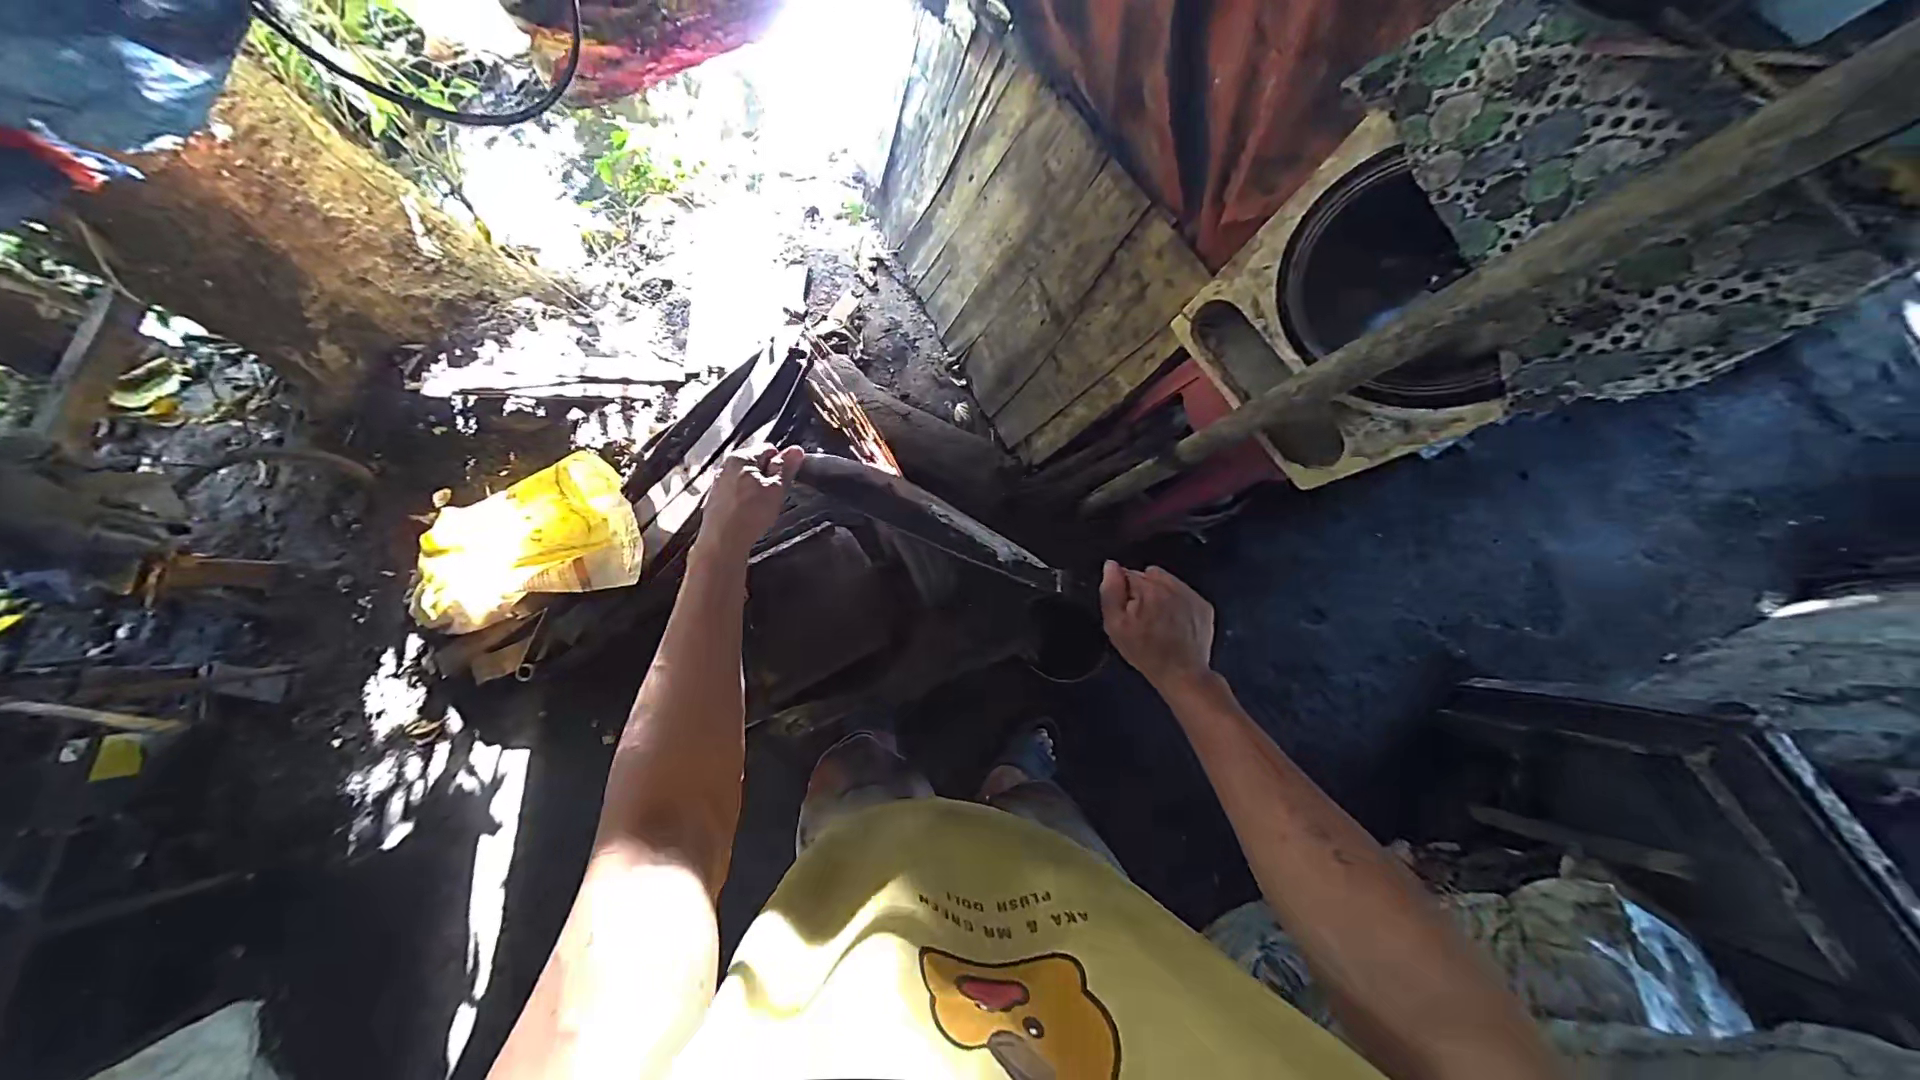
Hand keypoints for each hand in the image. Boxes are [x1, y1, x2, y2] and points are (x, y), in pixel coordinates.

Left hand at [695, 444, 803, 561]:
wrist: (723, 542)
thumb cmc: (748, 515)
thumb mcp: (776, 488)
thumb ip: (786, 467)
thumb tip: (795, 451)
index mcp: (741, 457)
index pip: (769, 449)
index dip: (782, 463)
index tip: (787, 477)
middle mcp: (726, 466)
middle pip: (756, 464)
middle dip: (769, 477)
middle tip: (776, 495)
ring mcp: (719, 483)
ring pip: (746, 480)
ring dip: (757, 490)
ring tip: (763, 508)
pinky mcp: (716, 500)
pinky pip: (737, 494)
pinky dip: (745, 502)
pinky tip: (750, 514)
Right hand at [1099, 561, 1214, 690]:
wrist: (1181, 674)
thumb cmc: (1145, 652)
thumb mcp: (1115, 625)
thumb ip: (1110, 591)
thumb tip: (1111, 566)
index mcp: (1148, 589)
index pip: (1127, 574)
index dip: (1122, 593)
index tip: (1127, 612)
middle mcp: (1172, 586)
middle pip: (1148, 575)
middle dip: (1141, 591)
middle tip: (1141, 618)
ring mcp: (1191, 595)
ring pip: (1167, 582)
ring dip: (1160, 594)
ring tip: (1158, 621)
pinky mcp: (1204, 606)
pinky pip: (1184, 594)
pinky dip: (1177, 603)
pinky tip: (1174, 623)